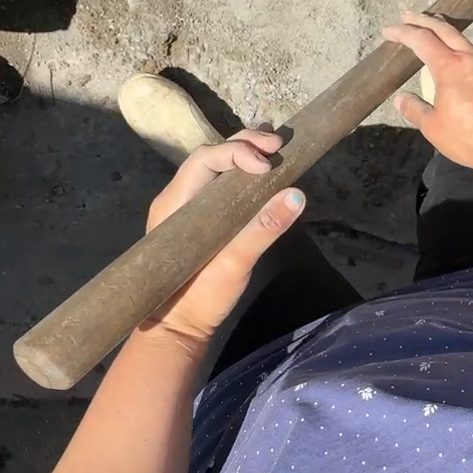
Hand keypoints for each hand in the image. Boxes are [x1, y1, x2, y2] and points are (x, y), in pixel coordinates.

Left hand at [142, 129, 304, 348]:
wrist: (175, 329)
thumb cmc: (198, 298)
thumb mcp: (234, 264)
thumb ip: (264, 229)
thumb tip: (297, 195)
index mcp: (177, 202)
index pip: (207, 158)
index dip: (239, 151)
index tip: (268, 164)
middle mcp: (179, 197)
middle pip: (213, 154)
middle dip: (246, 143)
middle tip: (279, 144)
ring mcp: (189, 207)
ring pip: (218, 165)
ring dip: (246, 151)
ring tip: (276, 145)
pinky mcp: (202, 218)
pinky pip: (222, 182)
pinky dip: (244, 168)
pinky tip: (264, 167)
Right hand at [385, 12, 472, 170]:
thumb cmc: (471, 138)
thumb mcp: (434, 127)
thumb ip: (415, 109)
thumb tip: (400, 99)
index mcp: (450, 68)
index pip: (421, 40)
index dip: (402, 33)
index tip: (388, 31)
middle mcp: (472, 59)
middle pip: (444, 29)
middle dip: (423, 20)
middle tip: (408, 16)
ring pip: (465, 41)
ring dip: (446, 33)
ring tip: (434, 33)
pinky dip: (464, 51)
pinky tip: (461, 61)